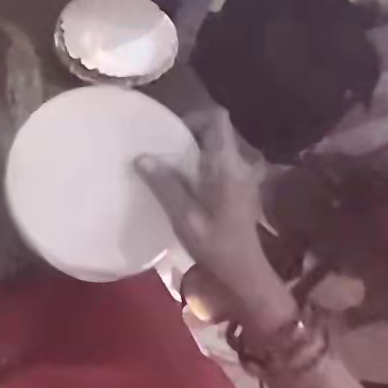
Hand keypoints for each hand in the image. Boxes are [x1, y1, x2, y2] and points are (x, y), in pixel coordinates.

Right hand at [136, 111, 298, 336]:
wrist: (244, 271)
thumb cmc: (214, 244)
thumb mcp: (183, 215)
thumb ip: (165, 184)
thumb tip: (142, 157)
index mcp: (227, 165)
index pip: (217, 119)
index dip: (193, 117)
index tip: (170, 133)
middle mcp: (240, 163)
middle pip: (216, 131)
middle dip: (188, 135)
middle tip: (162, 150)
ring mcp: (245, 174)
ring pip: (217, 146)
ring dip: (195, 150)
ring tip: (169, 166)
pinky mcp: (242, 186)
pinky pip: (220, 162)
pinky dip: (202, 164)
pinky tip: (184, 183)